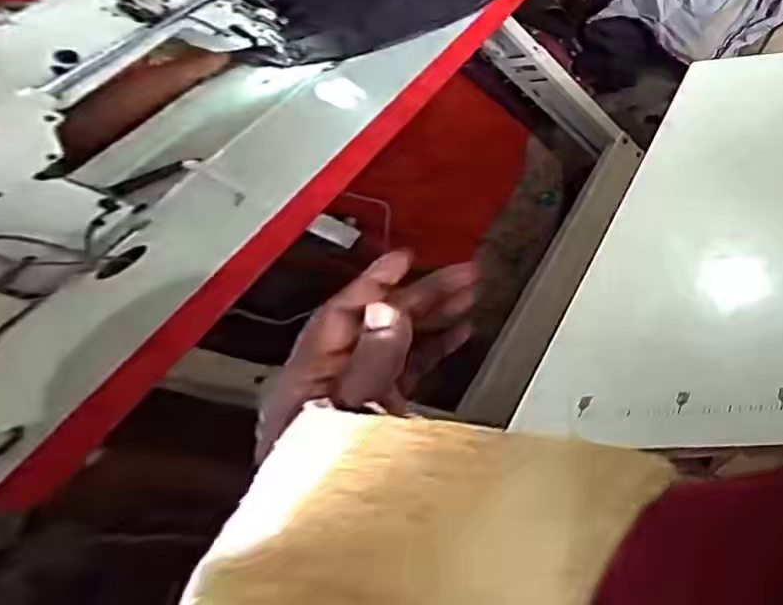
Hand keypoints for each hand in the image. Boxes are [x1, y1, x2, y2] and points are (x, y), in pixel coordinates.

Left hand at [256, 250, 475, 460]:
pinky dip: (437, 343)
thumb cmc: (327, 471)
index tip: (404, 257)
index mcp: (312, 375)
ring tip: (470, 292)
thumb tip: (386, 310)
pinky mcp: (379, 406)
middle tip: (464, 272)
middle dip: (424, 293)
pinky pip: (410, 363)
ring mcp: (356, 392)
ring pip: (398, 338)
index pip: (343, 314)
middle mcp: (332, 378)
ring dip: (435, 312)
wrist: (331, 524)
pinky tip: (459, 331)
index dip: (374, 281)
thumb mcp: (351, 410)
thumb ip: (370, 361)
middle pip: (378, 321)